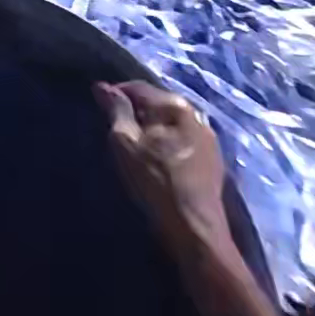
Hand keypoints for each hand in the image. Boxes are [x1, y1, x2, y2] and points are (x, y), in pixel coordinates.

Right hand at [95, 81, 228, 245]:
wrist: (194, 229)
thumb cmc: (154, 180)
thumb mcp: (124, 140)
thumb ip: (115, 109)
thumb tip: (102, 85)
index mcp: (177, 108)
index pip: (137, 87)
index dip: (114, 95)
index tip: (101, 112)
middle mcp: (198, 117)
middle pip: (155, 102)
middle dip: (134, 111)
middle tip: (116, 129)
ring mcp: (210, 139)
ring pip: (169, 121)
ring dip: (150, 126)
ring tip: (134, 143)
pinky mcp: (213, 159)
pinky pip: (181, 137)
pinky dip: (165, 139)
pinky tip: (155, 156)